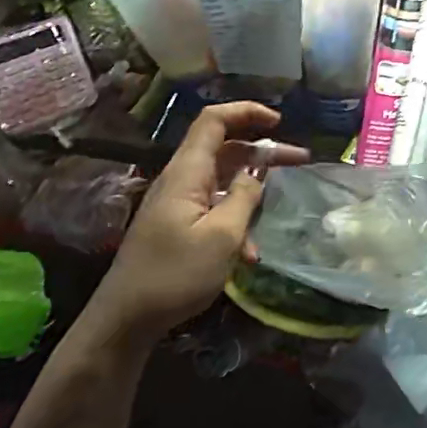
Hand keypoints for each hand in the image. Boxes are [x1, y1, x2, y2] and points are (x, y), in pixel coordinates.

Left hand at [87, 103, 307, 334]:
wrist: (127, 315)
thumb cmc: (175, 274)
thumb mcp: (221, 237)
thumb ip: (243, 198)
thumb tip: (256, 171)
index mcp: (187, 172)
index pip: (213, 120)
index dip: (246, 112)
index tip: (279, 122)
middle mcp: (180, 179)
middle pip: (223, 148)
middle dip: (261, 150)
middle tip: (299, 160)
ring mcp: (176, 203)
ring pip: (220, 180)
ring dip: (251, 189)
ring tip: (282, 203)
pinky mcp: (176, 225)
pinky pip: (212, 208)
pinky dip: (235, 219)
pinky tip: (250, 253)